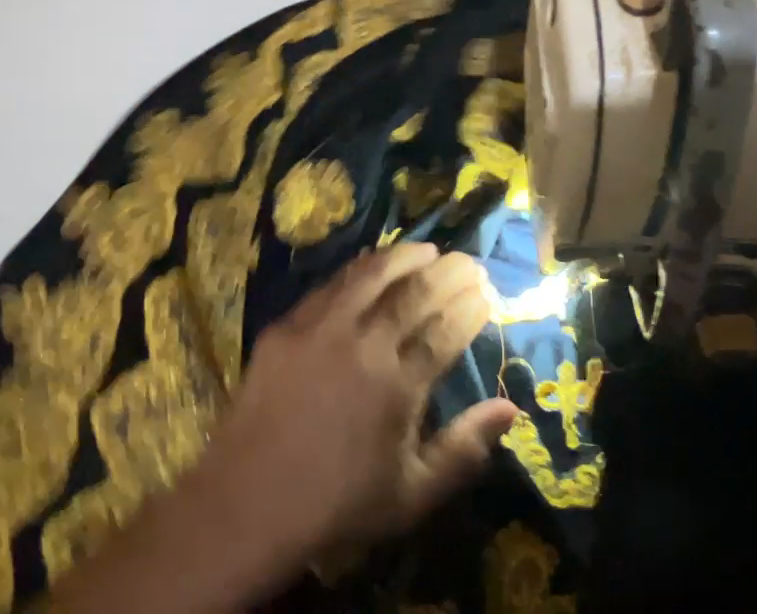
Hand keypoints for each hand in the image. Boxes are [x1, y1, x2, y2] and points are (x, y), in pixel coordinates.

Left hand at [200, 242, 521, 557]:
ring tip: (428, 249)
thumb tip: (512, 408)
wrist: (245, 506)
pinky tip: (372, 265)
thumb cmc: (336, 506)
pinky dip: (359, 269)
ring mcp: (319, 330)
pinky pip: (330, 285)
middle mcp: (362, 345)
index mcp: (397, 386)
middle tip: (469, 263)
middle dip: (449, 273)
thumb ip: (464, 449)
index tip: (487, 292)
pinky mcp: (285, 328)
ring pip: (370, 275)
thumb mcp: (412, 494)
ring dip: (405, 257)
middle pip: (414, 294)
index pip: (444, 330)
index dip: (470, 307)